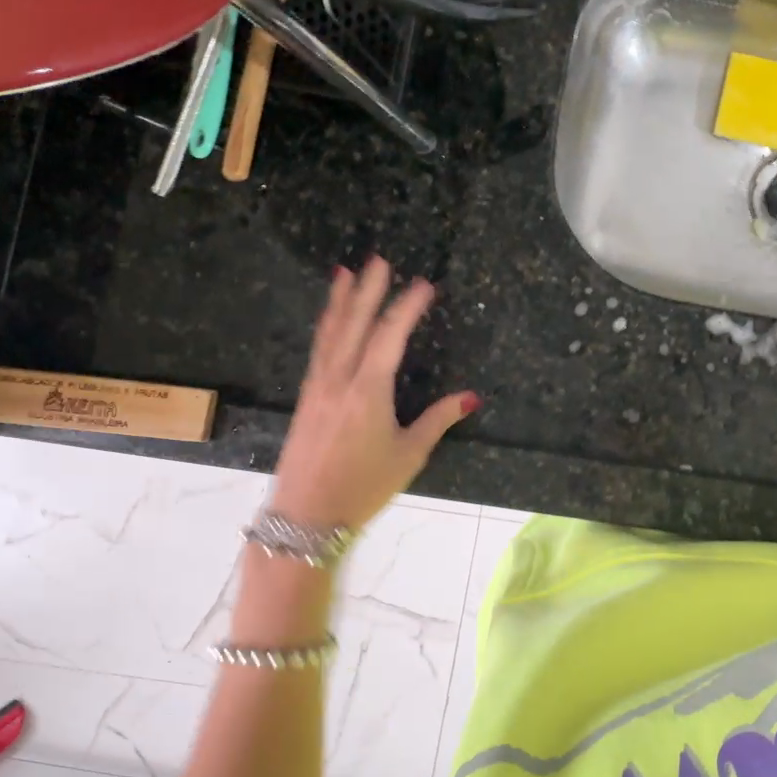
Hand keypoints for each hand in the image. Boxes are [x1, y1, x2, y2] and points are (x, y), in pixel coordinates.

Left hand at [271, 257, 477, 530]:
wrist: (305, 516)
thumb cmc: (364, 487)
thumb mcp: (409, 454)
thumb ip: (438, 420)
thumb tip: (471, 396)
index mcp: (368, 390)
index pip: (389, 337)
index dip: (406, 307)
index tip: (423, 285)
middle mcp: (339, 379)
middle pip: (354, 325)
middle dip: (368, 291)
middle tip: (378, 260)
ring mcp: (317, 387)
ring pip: (330, 334)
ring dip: (340, 301)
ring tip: (345, 273)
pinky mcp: (305, 398)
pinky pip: (318, 350)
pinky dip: (326, 327)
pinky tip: (330, 320)